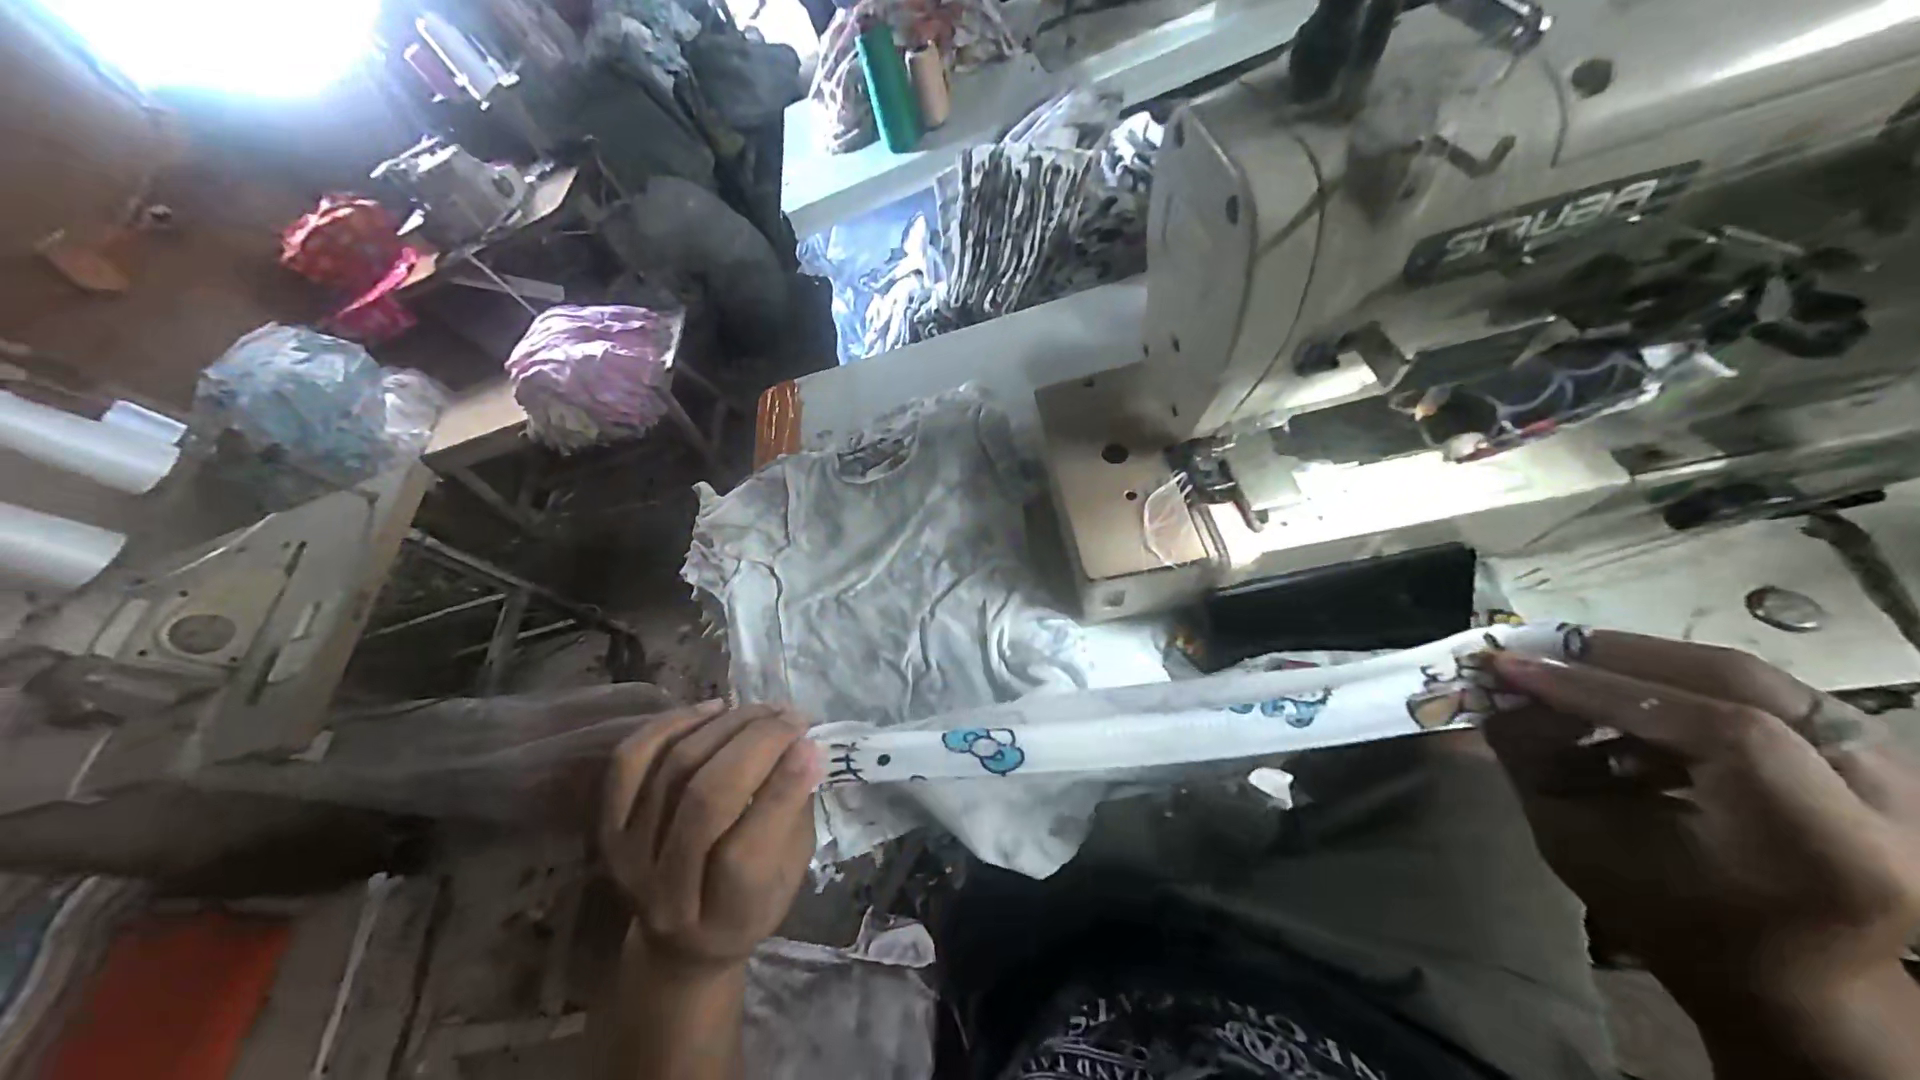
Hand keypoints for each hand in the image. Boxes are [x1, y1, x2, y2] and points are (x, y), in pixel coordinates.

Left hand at [601, 701, 822, 976]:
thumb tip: (805, 748)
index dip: (781, 789)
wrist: (680, 942)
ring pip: (674, 771)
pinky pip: (630, 761)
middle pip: (705, 802)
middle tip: (792, 716)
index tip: (810, 743)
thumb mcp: (789, 872)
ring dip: (726, 727)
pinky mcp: (608, 828)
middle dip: (757, 745)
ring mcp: (628, 858)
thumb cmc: (751, 904)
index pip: (746, 852)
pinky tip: (713, 709)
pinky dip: (673, 724)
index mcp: (725, 918)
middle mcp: (667, 893)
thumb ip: (793, 813)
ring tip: (763, 710)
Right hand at [1484, 632, 1919, 1001]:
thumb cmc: (1670, 920)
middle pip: (1743, 683)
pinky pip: (1757, 690)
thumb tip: (1497, 688)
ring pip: (1749, 676)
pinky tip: (1624, 694)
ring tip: (1573, 666)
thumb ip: (1535, 759)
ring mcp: (1891, 771)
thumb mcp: (1579, 843)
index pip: (1721, 730)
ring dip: (1646, 663)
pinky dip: (1677, 682)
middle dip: (1623, 656)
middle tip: (1539, 649)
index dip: (1604, 690)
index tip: (1513, 669)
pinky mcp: (1868, 752)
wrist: (1782, 973)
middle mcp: (1886, 801)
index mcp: (1823, 846)